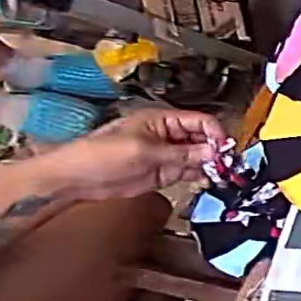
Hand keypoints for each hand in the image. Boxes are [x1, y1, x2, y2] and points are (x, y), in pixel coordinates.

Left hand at [35, 108, 223, 200]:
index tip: (224, 149)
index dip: (216, 133)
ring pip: (203, 155)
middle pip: (206, 138)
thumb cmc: (100, 156)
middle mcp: (171, 135)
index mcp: (162, 120)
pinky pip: (194, 170)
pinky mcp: (168, 171)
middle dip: (218, 149)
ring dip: (213, 163)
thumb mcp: (144, 151)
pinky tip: (210, 179)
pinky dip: (204, 174)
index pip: (201, 121)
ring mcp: (170, 153)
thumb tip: (214, 152)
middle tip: (226, 164)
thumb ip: (182, 153)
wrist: (74, 180)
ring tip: (221, 173)